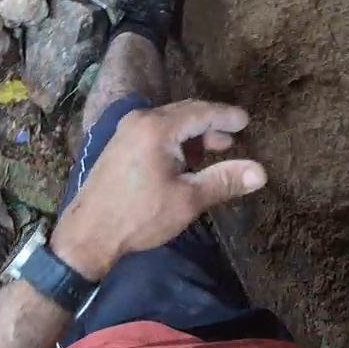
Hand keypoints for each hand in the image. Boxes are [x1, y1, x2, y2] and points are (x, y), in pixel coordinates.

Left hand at [51, 100, 266, 278]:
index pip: (201, 112)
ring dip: (193, 134)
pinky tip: (186, 160)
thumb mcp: (188, 199)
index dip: (226, 116)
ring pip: (170, 123)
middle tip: (234, 136)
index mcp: (157, 127)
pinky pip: (155, 131)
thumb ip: (224, 180)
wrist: (88, 235)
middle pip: (184, 112)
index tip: (246, 121)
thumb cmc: (140, 216)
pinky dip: (176, 140)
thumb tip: (261, 172)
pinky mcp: (119, 144)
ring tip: (215, 150)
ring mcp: (126, 130)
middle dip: (211, 123)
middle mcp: (140, 120)